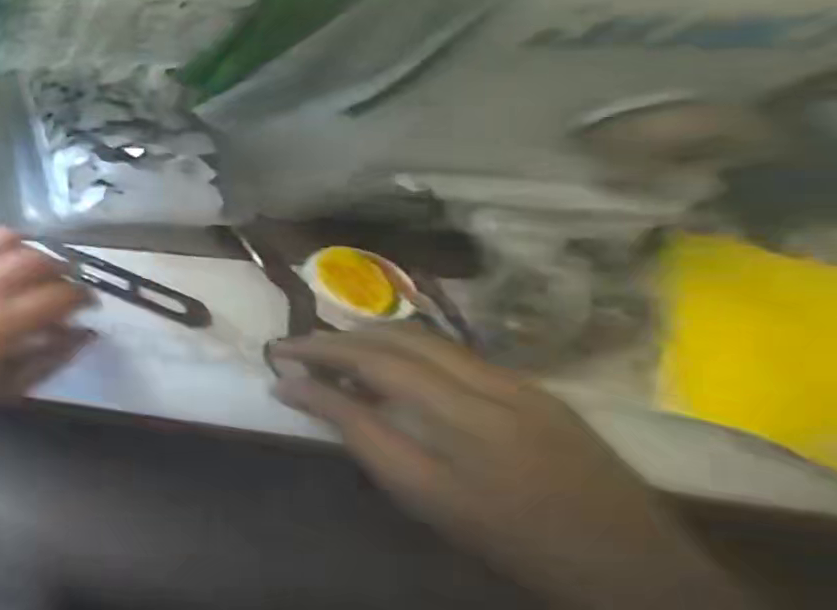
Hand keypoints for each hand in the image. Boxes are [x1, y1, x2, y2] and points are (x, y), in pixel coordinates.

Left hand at [0, 221, 94, 401]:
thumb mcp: (3, 385)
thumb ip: (48, 360)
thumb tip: (84, 336)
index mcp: (5, 321)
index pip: (60, 295)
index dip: (82, 295)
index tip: (87, 303)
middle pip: (37, 259)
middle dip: (61, 265)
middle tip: (65, 278)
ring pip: (4, 236)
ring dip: (25, 242)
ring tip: (31, 256)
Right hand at [270, 327, 750, 609]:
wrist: (642, 579)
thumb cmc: (514, 541)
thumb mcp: (423, 496)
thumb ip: (355, 432)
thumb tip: (291, 387)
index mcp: (464, 412)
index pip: (369, 359)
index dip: (315, 350)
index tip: (275, 353)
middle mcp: (491, 381)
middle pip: (396, 337)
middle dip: (339, 339)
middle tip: (299, 352)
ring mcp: (521, 382)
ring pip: (428, 339)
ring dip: (375, 341)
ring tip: (340, 359)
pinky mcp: (541, 392)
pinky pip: (458, 356)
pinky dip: (413, 354)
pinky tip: (401, 376)